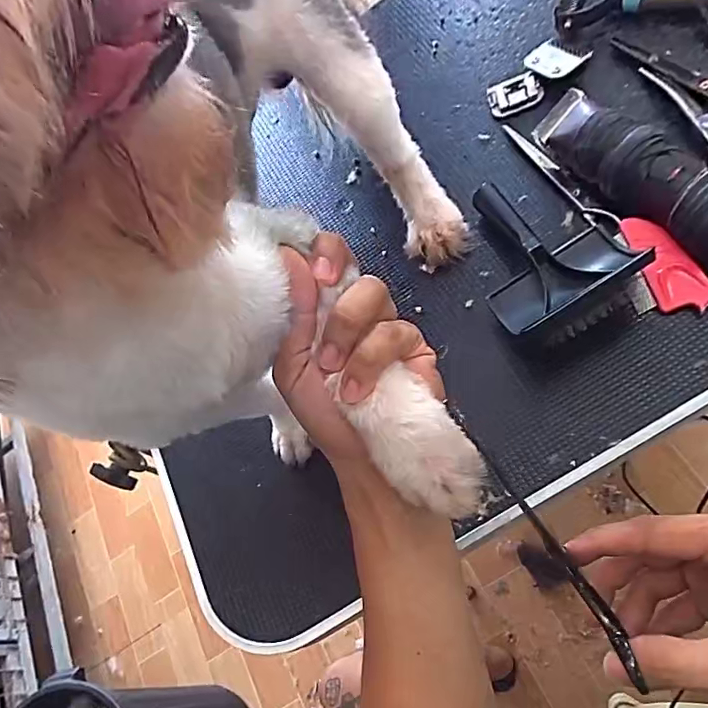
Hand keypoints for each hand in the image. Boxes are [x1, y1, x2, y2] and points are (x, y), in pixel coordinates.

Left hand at [271, 235, 445, 466]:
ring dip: (351, 335)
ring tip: (336, 374)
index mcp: (326, 309)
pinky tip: (358, 389)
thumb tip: (290, 260)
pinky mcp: (417, 349)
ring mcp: (390, 328)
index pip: (330, 257)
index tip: (315, 273)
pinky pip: (398, 332)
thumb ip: (292, 317)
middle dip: (337, 307)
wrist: (358, 455)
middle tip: (324, 348)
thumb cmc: (324, 415)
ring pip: (378, 296)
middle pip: (358, 272)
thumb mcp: (291, 368)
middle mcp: (359, 313)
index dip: (325, 252)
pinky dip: (372, 360)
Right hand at [566, 513, 707, 707]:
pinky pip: (689, 597)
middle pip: (663, 554)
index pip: (661, 534)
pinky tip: (654, 648)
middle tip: (595, 620)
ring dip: (646, 610)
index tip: (568, 554)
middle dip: (626, 587)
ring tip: (627, 648)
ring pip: (672, 578)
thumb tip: (609, 664)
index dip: (610, 544)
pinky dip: (669, 621)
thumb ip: (670, 662)